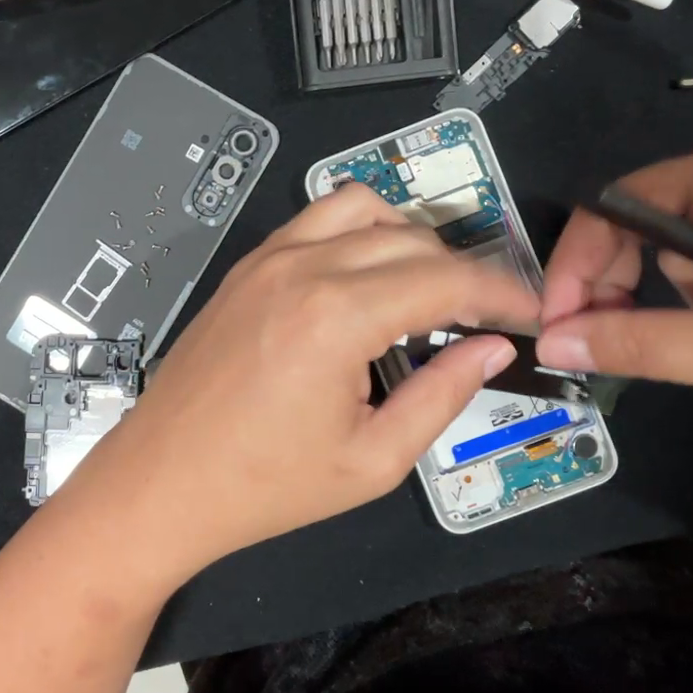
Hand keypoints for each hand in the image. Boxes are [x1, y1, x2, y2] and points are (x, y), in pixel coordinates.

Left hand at [50, 183, 537, 581]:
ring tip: (427, 288)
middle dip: (462, 271)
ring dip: (408, 236)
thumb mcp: (373, 460)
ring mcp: (266, 257)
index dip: (500, 293)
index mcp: (336, 316)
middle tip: (484, 316)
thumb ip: (442, 395)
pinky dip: (356, 229)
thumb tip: (492, 347)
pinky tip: (366, 274)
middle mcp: (302, 267)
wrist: (162, 480)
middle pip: (410, 239)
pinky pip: (315, 218)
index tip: (530, 314)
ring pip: (361, 207)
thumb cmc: (266, 485)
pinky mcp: (246, 264)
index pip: (446, 280)